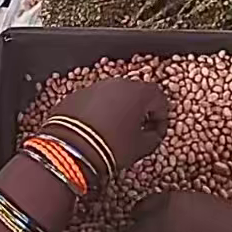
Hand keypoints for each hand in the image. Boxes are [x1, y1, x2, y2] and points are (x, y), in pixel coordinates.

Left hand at [42, 78, 167, 175]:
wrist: (70, 148)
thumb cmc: (111, 146)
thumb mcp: (140, 147)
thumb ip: (154, 137)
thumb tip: (153, 134)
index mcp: (138, 92)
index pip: (159, 99)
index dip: (161, 118)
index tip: (157, 133)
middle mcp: (115, 83)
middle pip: (134, 93)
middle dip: (138, 111)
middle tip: (137, 131)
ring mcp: (93, 87)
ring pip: (111, 96)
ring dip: (116, 110)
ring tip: (114, 132)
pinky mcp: (74, 96)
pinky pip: (92, 102)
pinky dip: (96, 112)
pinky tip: (94, 131)